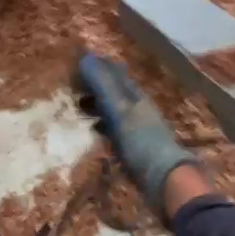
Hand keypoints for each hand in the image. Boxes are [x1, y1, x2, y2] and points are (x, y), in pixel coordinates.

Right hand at [73, 53, 197, 218]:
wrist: (163, 178)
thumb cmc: (142, 141)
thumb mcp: (120, 110)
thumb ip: (103, 85)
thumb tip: (84, 57)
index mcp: (135, 96)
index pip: (114, 73)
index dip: (96, 66)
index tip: (75, 64)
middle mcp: (135, 107)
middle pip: (112, 89)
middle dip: (93, 85)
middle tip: (71, 85)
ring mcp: (134, 126)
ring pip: (111, 108)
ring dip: (95, 104)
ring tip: (76, 105)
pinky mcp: (130, 145)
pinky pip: (111, 127)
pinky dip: (99, 123)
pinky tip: (91, 129)